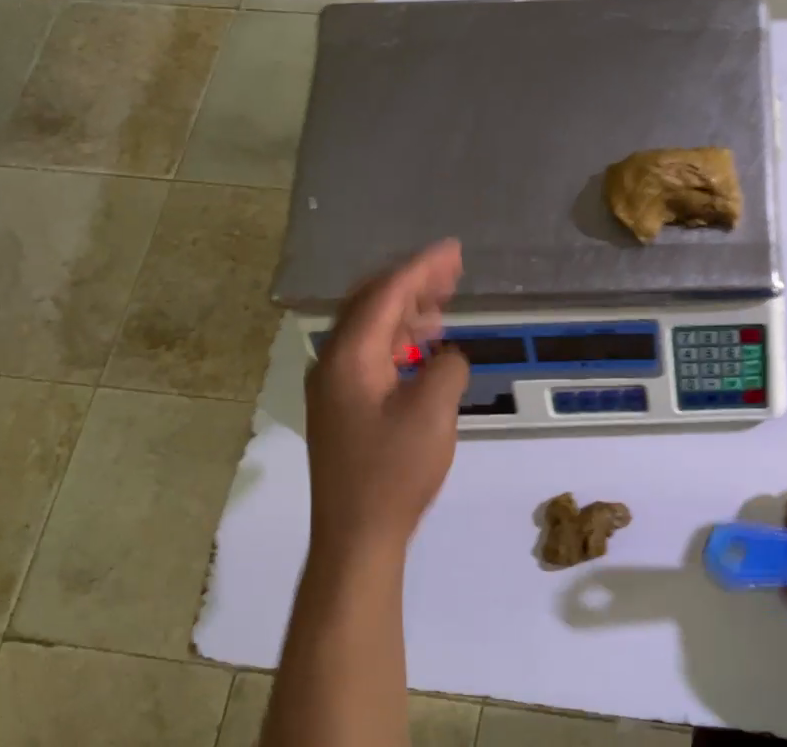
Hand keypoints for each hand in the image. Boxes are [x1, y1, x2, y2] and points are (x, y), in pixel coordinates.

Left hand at [304, 240, 466, 558]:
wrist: (356, 536)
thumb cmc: (394, 472)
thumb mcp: (433, 412)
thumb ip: (446, 367)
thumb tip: (446, 357)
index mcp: (349, 358)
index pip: (386, 294)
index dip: (422, 268)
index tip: (454, 250)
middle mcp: (333, 364)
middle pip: (371, 304)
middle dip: (412, 282)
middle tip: (453, 269)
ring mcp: (334, 387)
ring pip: (369, 328)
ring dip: (407, 309)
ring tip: (445, 301)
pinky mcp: (343, 407)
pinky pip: (371, 353)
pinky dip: (400, 338)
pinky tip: (425, 345)